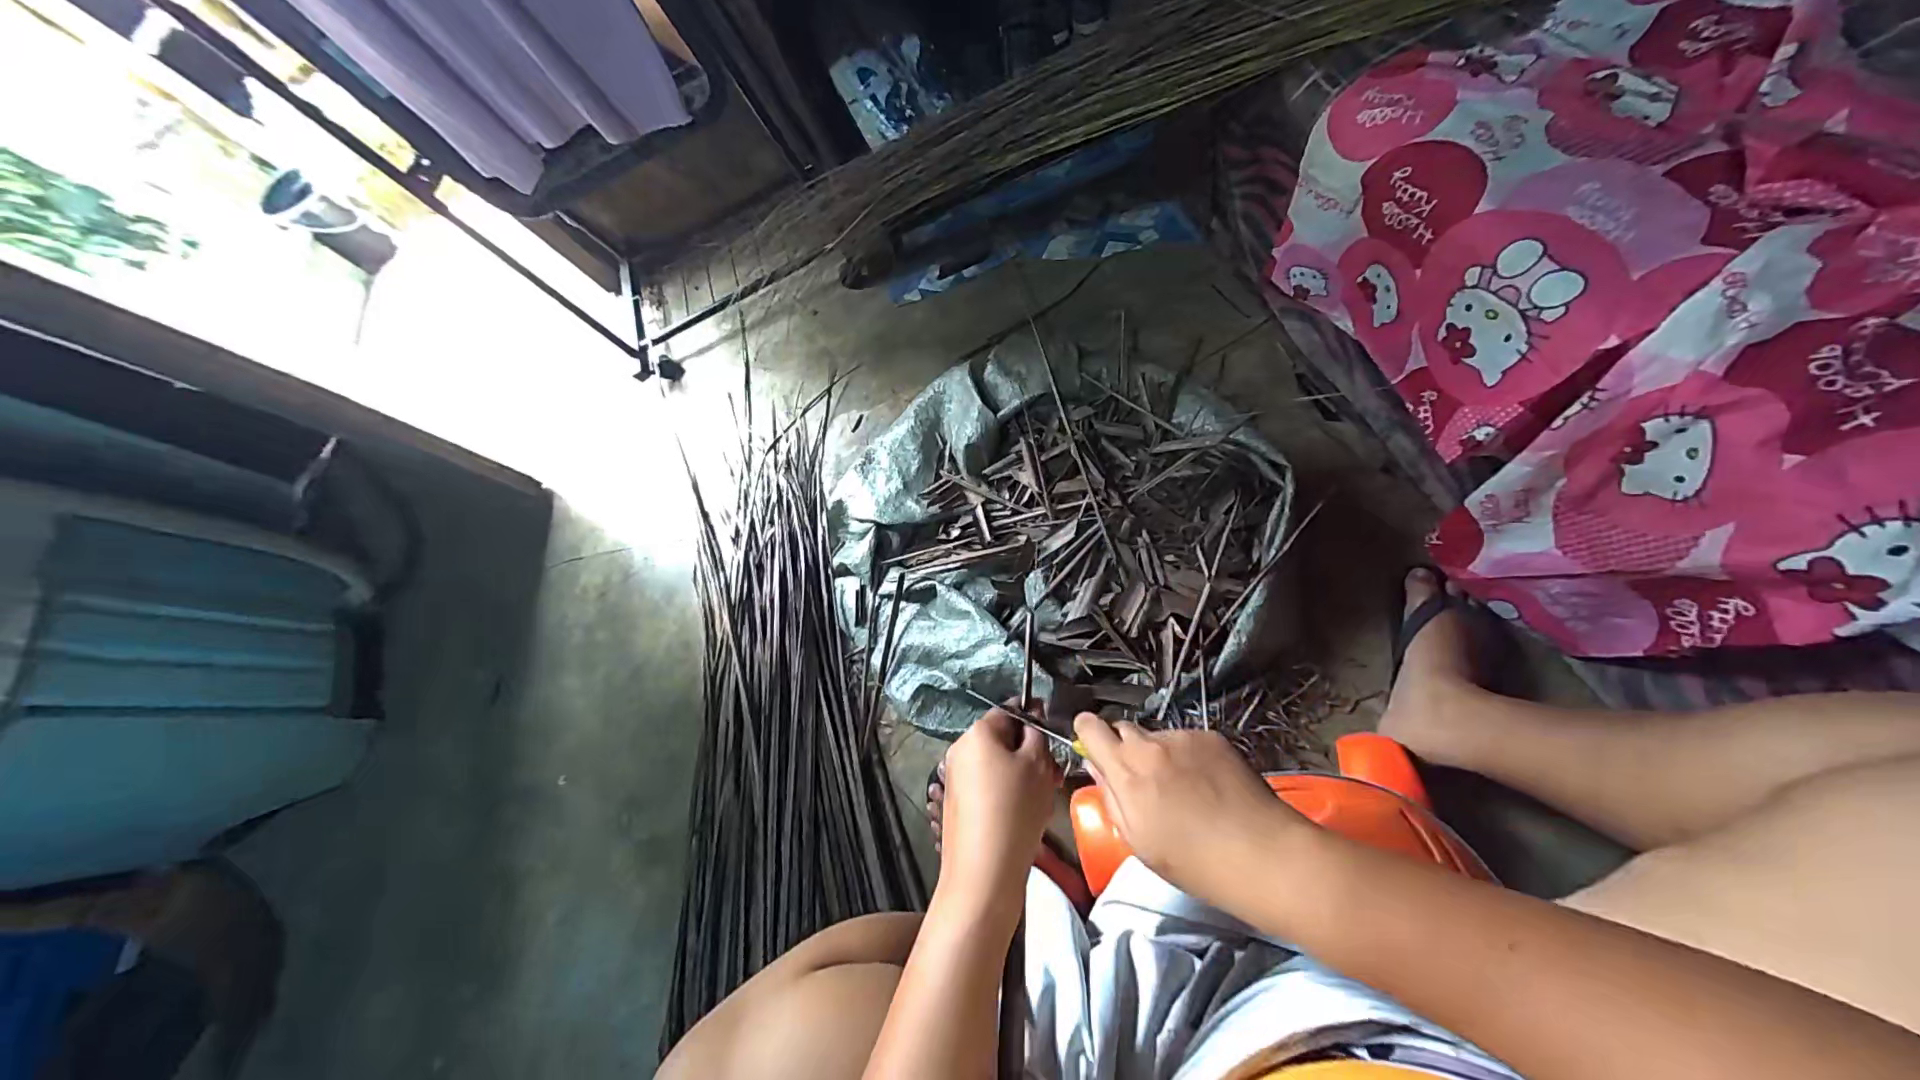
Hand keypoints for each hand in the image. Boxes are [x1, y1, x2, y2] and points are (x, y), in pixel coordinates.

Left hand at [938, 707, 1061, 911]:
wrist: (983, 871)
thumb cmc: (1014, 809)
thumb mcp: (1038, 764)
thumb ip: (1037, 734)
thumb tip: (1032, 720)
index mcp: (976, 733)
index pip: (1010, 710)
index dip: (1035, 718)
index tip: (1054, 736)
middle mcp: (960, 750)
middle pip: (1003, 740)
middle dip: (1031, 753)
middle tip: (1054, 774)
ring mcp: (956, 778)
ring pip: (998, 764)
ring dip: (1023, 774)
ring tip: (1044, 797)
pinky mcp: (958, 804)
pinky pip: (988, 786)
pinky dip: (1008, 793)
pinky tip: (1025, 814)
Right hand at [1073, 714, 1307, 909]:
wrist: (1262, 854)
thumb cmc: (1195, 862)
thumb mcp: (1139, 842)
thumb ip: (1111, 799)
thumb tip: (1098, 768)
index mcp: (1126, 773)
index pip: (1090, 727)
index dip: (1088, 733)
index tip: (1093, 743)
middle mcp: (1150, 746)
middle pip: (1123, 729)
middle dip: (1125, 748)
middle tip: (1142, 779)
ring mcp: (1183, 738)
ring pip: (1157, 736)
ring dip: (1159, 753)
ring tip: (1183, 787)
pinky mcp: (1212, 737)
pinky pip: (1187, 739)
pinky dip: (1189, 755)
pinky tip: (1207, 783)